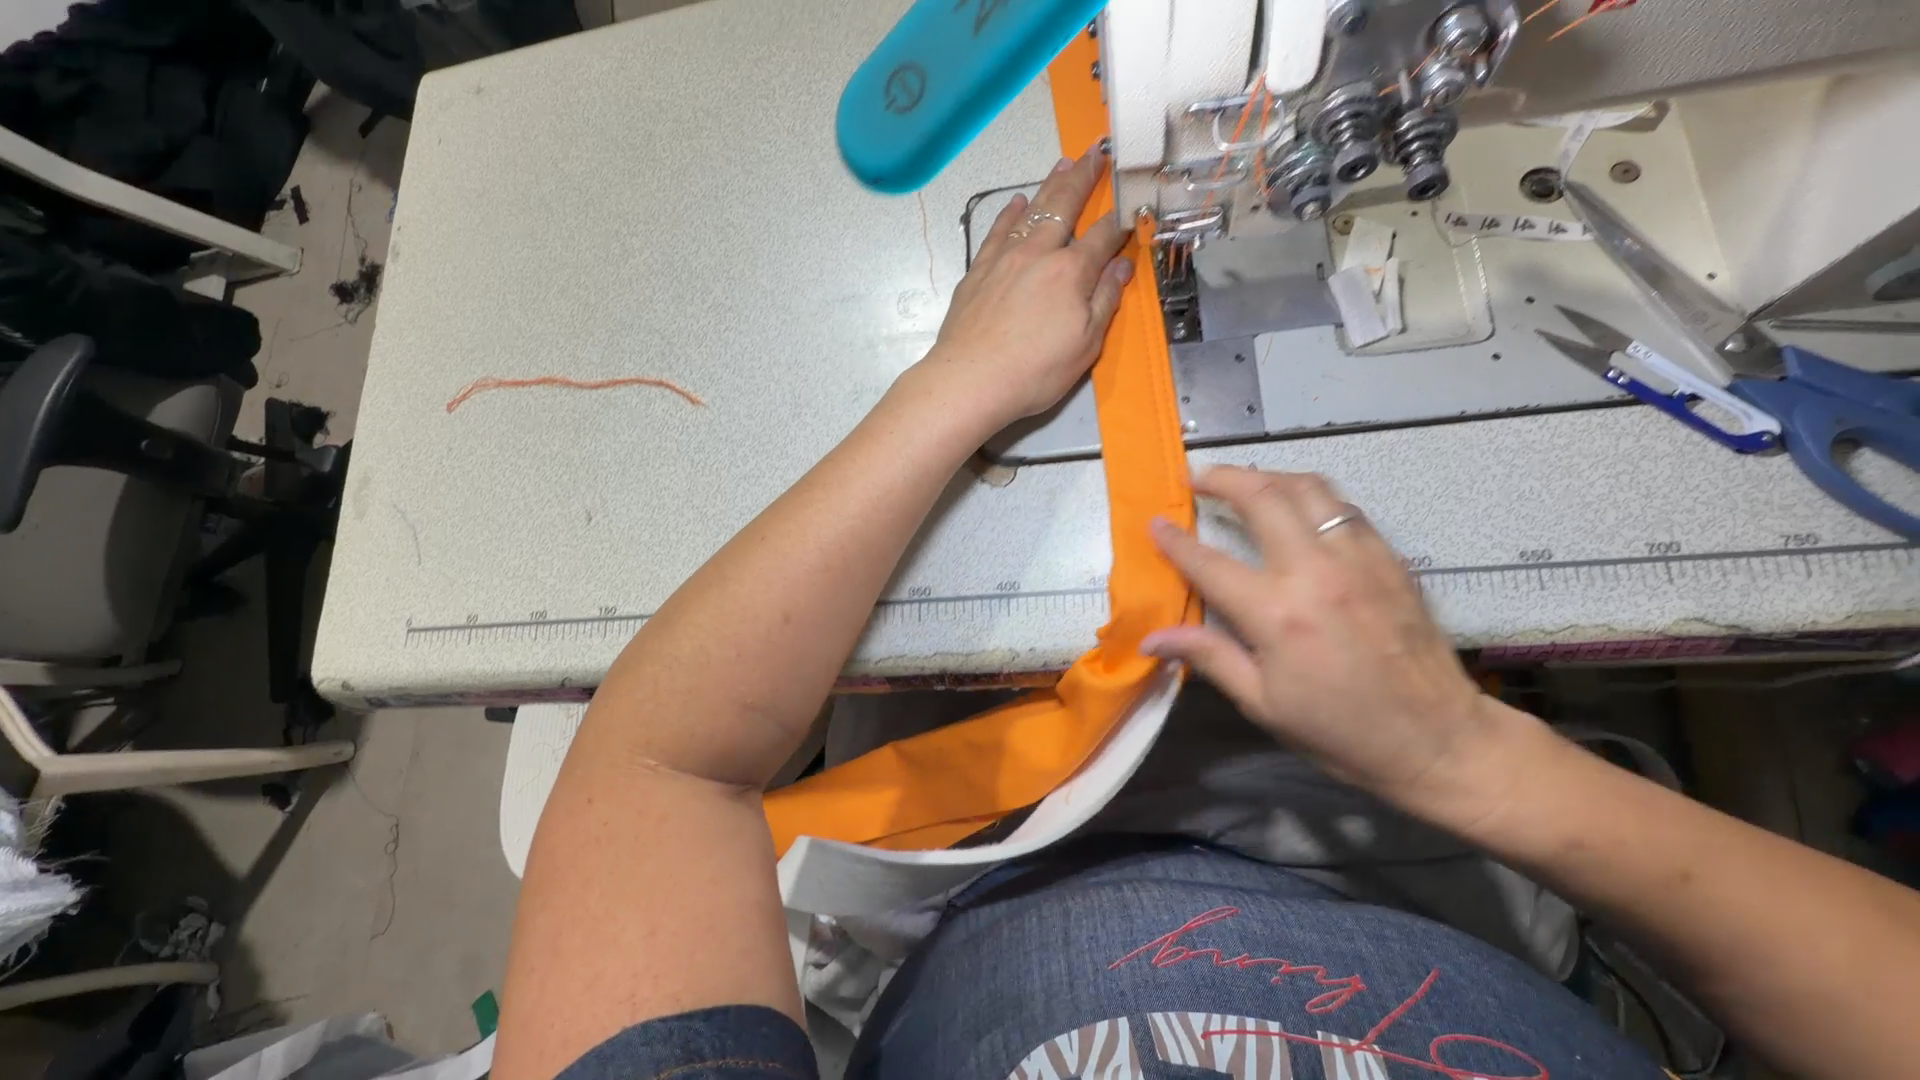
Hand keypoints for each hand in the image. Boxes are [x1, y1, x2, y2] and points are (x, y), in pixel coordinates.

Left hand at [917, 145, 1132, 423]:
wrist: (971, 380)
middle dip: (1082, 179)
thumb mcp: (1085, 345)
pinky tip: (1015, 204)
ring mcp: (1003, 259)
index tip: (1130, 205)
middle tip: (1094, 154)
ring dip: (1048, 186)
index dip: (1119, 220)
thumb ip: (1105, 301)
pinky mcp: (977, 272)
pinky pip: (996, 231)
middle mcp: (1037, 254)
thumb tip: (1121, 266)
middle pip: (1063, 207)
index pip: (1103, 236)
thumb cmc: (1035, 371)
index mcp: (1071, 272)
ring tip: (1062, 165)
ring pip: (1030, 212)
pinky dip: (1009, 213)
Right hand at [1142, 467, 1538, 820]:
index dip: (1175, 541)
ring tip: (1245, 482)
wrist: (1439, 739)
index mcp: (1278, 615)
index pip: (1210, 562)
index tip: (1154, 523)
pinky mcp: (1389, 557)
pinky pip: (1343, 507)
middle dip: (1222, 478)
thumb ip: (1208, 656)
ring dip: (1269, 476)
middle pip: (1263, 497)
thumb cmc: (1341, 732)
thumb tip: (1150, 638)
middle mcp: (1316, 571)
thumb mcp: (1264, 703)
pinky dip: (1310, 497)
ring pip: (1309, 488)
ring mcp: (1359, 557)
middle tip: (1196, 477)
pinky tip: (1298, 509)